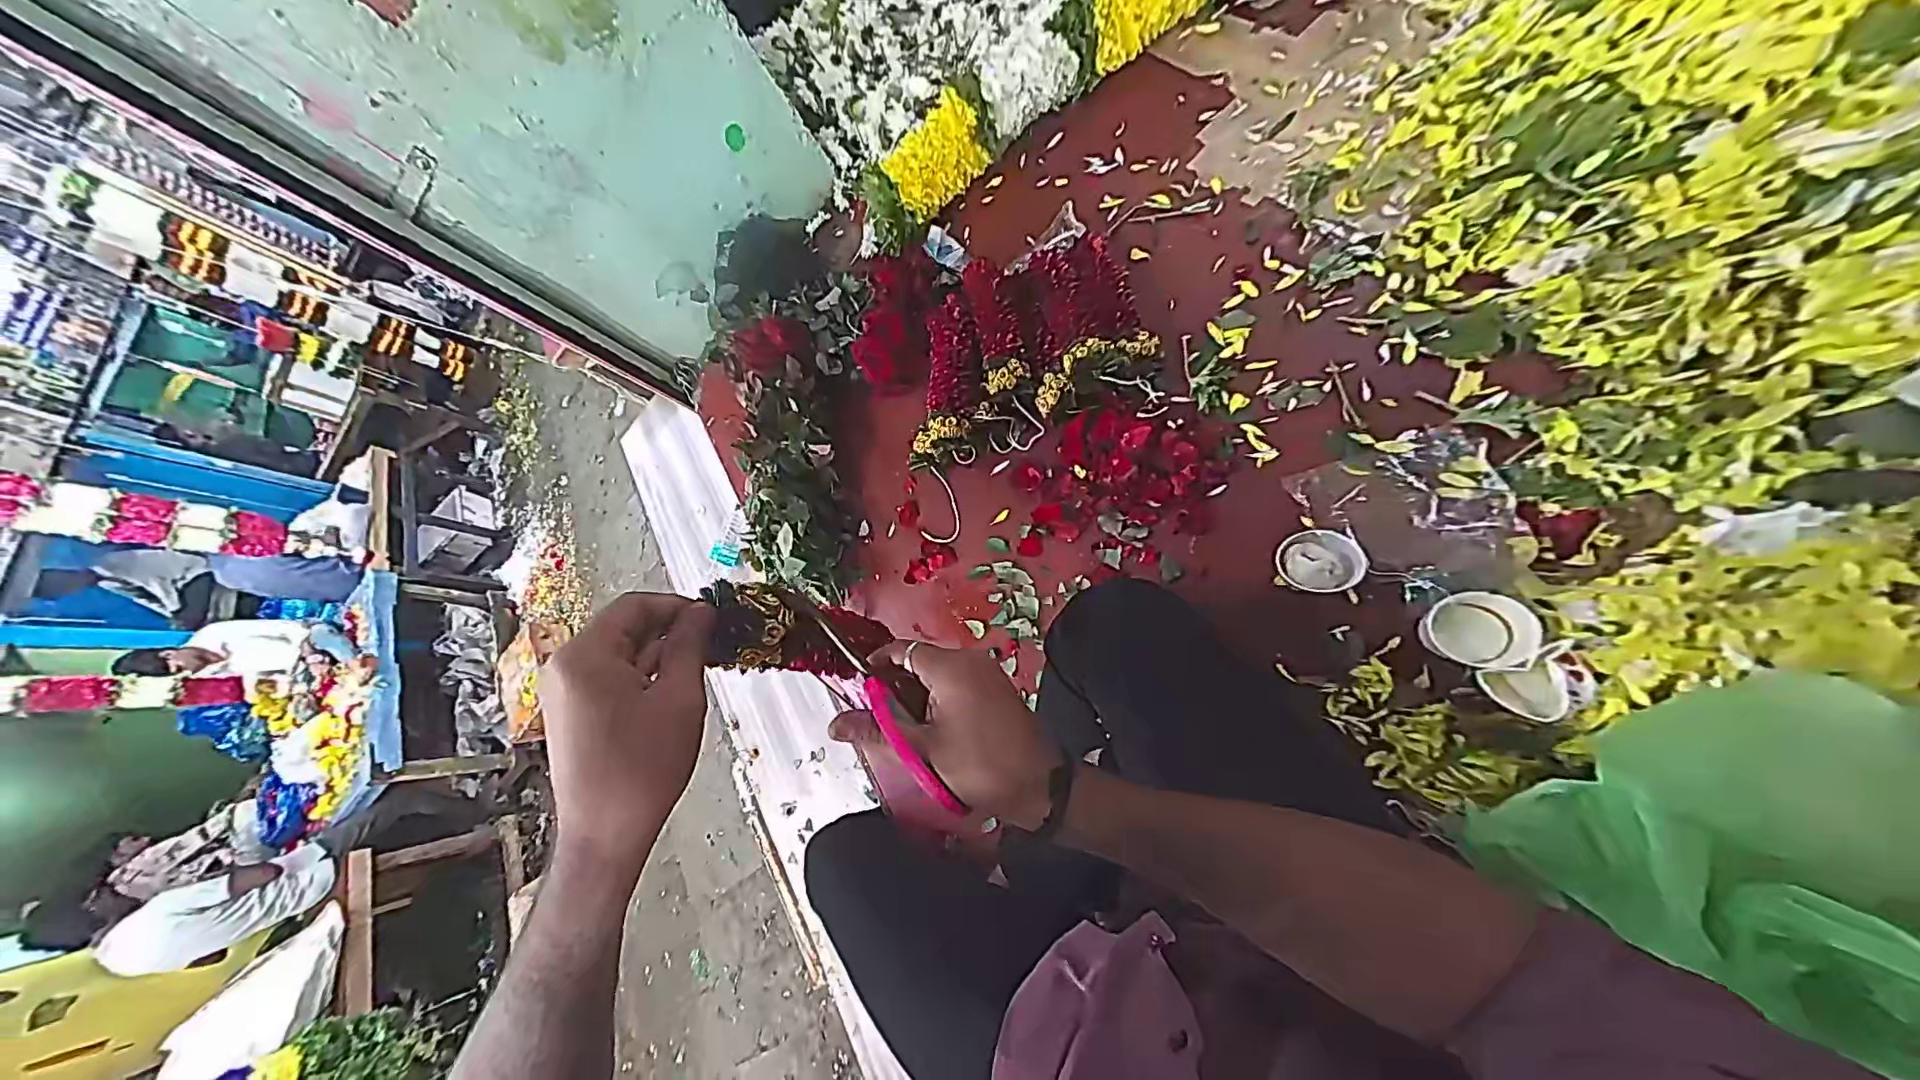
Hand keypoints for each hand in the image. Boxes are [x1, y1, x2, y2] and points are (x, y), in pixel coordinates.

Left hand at [539, 593, 714, 878]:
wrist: (605, 834)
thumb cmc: (642, 768)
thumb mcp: (679, 698)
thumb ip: (689, 645)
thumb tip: (700, 612)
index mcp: (585, 656)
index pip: (634, 606)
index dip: (677, 605)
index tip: (711, 617)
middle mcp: (565, 666)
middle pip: (624, 627)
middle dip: (670, 630)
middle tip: (711, 642)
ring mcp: (564, 690)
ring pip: (621, 652)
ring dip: (659, 653)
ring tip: (697, 668)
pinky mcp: (572, 711)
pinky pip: (611, 676)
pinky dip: (643, 675)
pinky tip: (672, 690)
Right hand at [829, 641, 1061, 828]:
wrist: (1040, 787)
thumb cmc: (979, 767)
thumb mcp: (922, 750)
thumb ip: (877, 731)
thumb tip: (835, 724)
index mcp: (950, 667)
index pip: (901, 650)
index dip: (876, 666)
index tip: (860, 690)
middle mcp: (970, 660)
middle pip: (919, 661)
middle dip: (896, 687)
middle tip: (883, 720)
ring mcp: (987, 672)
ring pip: (938, 674)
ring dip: (918, 696)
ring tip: (909, 731)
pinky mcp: (997, 688)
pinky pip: (958, 683)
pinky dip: (940, 699)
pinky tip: (935, 731)